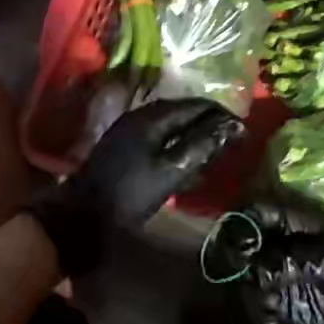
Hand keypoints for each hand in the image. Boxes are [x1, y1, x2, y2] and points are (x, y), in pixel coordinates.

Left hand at [34, 99, 245, 274]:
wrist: (81, 217)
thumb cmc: (130, 194)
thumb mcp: (172, 171)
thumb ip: (202, 145)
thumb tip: (234, 127)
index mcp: (153, 117)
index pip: (198, 106)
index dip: (223, 116)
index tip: (242, 131)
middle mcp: (140, 114)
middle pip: (184, 110)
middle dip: (210, 122)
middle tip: (231, 139)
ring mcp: (129, 128)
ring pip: (172, 121)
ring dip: (194, 130)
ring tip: (214, 146)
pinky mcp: (123, 142)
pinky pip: (159, 132)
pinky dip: (178, 138)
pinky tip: (186, 154)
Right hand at [246, 198, 323, 323]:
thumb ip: (301, 259)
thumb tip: (265, 265)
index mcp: (303, 223)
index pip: (263, 209)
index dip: (244, 218)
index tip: (235, 238)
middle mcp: (286, 243)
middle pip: (247, 239)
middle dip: (240, 257)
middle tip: (245, 274)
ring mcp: (282, 271)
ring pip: (248, 271)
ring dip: (250, 289)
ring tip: (266, 305)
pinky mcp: (282, 299)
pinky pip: (258, 300)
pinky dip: (260, 312)